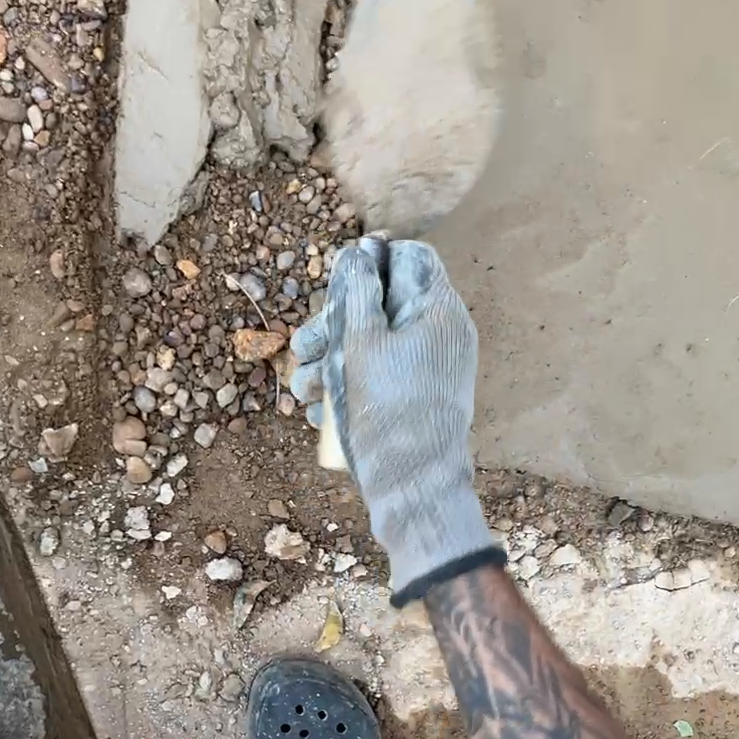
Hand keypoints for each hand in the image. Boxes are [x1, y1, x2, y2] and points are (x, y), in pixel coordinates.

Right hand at [289, 238, 501, 601]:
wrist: (412, 486)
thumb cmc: (387, 410)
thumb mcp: (362, 344)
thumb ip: (358, 293)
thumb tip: (359, 252)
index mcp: (438, 310)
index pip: (410, 260)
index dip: (370, 265)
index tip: (336, 285)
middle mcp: (438, 335)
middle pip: (381, 307)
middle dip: (332, 328)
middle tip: (300, 349)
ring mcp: (428, 369)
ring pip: (371, 347)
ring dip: (329, 364)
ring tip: (301, 392)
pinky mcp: (415, 399)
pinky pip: (378, 379)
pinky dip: (348, 389)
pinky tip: (320, 414)